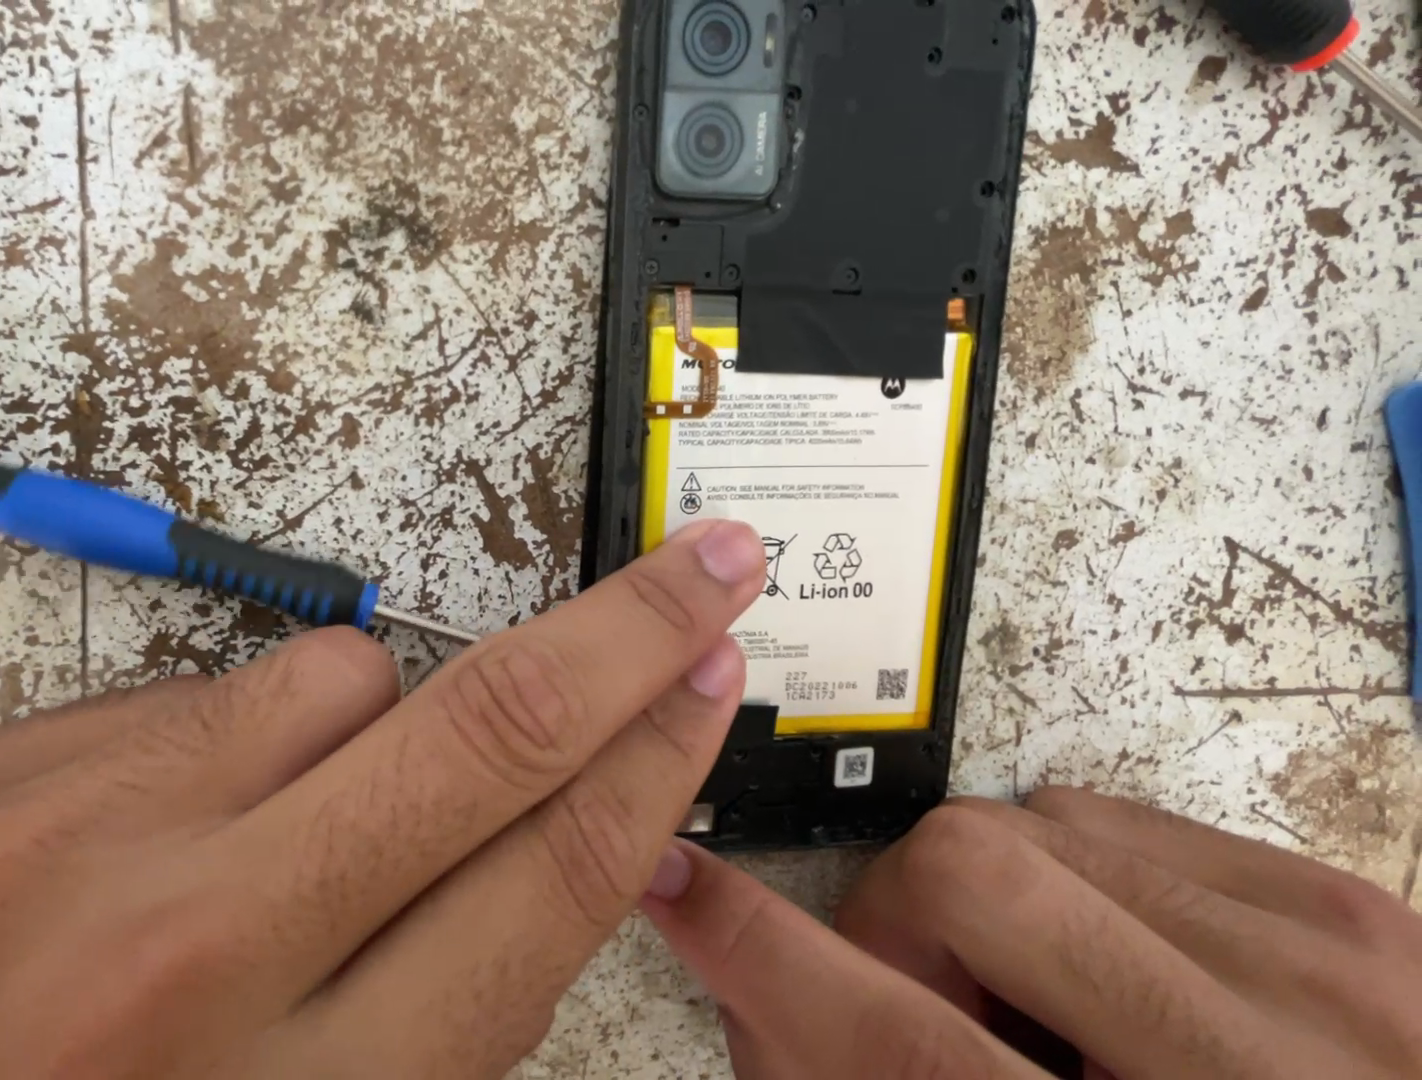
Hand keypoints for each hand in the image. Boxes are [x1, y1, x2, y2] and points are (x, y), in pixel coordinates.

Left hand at [0, 520, 766, 1078]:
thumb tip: (536, 803)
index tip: (714, 665)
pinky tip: (148, 841)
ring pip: (332, 676)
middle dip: (620, 636)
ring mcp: (55, 840)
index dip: (654, 757)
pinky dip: (224, 744)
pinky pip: (192, 693)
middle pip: (483, 734)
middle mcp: (185, 954)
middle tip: (706, 563)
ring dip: (361, 723)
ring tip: (281, 828)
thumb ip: (436, 983)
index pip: (550, 876)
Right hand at [643, 788, 1421, 1078]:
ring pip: (1018, 828)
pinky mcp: (1353, 902)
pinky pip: (1093, 815)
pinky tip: (1110, 959)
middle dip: (895, 924)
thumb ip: (870, 1074)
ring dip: (977, 903)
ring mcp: (1340, 965)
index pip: (910, 1051)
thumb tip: (753, 999)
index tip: (677, 883)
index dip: (768, 958)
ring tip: (1042, 995)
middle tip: (922, 995)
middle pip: (963, 879)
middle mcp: (1288, 1066)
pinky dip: (1054, 871)